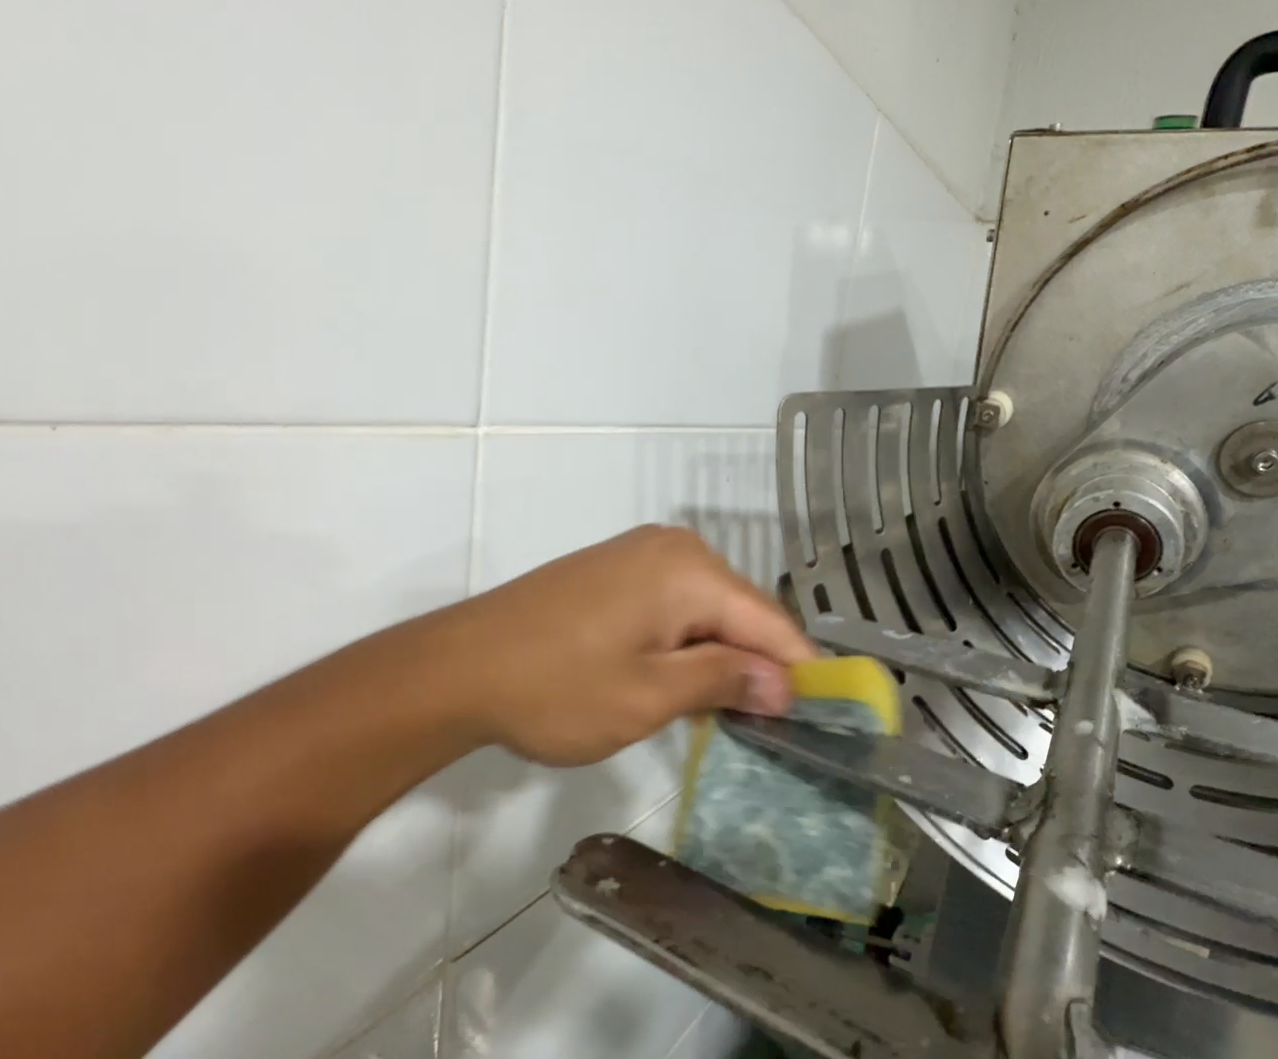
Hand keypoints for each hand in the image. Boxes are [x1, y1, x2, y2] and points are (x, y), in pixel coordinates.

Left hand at [418, 525, 815, 766]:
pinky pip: (677, 606)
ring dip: (722, 659)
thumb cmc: (557, 688)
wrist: (456, 668)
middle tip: (767, 729)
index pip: (772, 623)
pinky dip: (690, 644)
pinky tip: (685, 683)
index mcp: (692, 570)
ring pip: (710, 611)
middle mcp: (675, 548)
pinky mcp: (617, 571)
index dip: (799, 673)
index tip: (822, 720)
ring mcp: (641, 554)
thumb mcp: (649, 696)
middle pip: (743, 612)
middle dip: (758, 667)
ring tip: (728, 715)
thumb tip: (785, 684)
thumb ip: (724, 681)